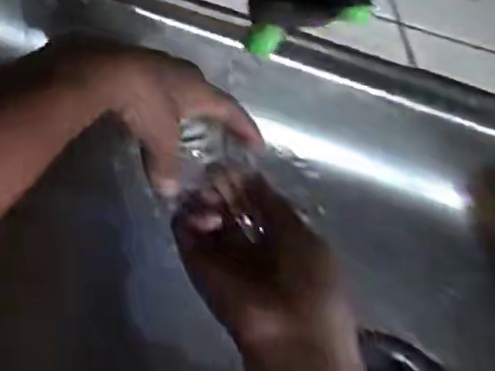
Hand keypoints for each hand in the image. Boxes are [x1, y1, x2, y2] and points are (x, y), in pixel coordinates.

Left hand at [50, 38, 263, 198]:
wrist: (101, 69)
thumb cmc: (142, 103)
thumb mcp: (159, 139)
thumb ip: (167, 166)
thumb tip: (168, 191)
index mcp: (198, 88)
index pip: (231, 109)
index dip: (245, 128)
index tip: (257, 145)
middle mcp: (181, 70)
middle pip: (204, 91)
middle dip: (212, 111)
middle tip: (218, 129)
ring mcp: (155, 60)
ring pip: (177, 82)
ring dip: (181, 100)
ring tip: (183, 118)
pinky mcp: (130, 59)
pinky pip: (153, 80)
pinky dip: (157, 94)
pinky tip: (150, 104)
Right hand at [174, 173, 362, 370]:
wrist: (291, 334)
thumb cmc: (312, 286)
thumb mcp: (305, 237)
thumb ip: (274, 203)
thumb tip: (247, 171)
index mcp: (276, 238)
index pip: (250, 199)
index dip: (241, 179)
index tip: (231, 161)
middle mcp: (244, 240)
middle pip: (222, 200)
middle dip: (218, 183)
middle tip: (213, 172)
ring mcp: (215, 248)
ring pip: (200, 207)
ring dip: (203, 195)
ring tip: (210, 197)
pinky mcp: (191, 256)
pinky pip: (182, 224)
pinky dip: (189, 213)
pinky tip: (205, 217)